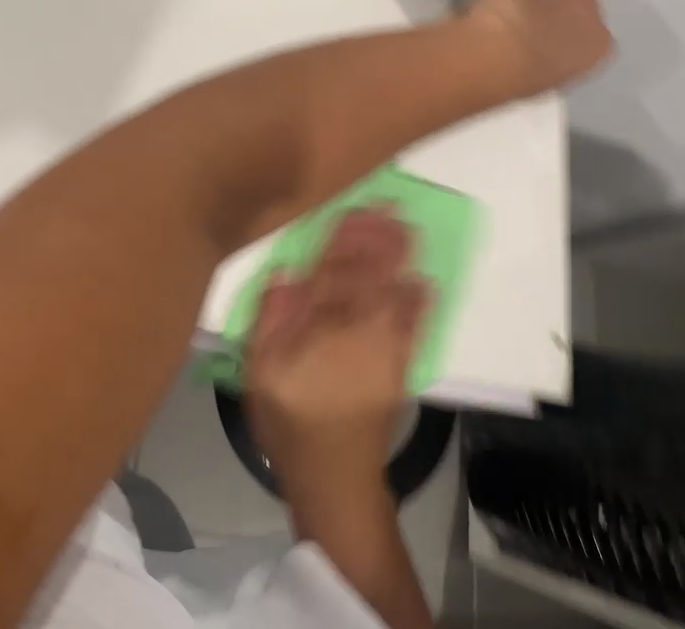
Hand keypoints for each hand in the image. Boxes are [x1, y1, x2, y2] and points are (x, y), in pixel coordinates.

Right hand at [246, 209, 429, 502]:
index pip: (334, 271)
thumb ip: (272, 319)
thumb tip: (290, 272)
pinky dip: (422, 300)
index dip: (343, 239)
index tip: (349, 210)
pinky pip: (417, 325)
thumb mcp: (260, 372)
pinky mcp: (403, 367)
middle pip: (373, 275)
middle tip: (386, 208)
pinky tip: (424, 281)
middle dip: (379, 239)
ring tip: (405, 228)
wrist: (335, 476)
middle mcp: (362, 331)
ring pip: (397, 292)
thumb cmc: (289, 421)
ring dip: (402, 258)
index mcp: (323, 328)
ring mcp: (389, 349)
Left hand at [461, 0, 612, 97]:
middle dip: (565, 3)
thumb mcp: (552, 80)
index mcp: (599, 42)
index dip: (575, 30)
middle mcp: (588, 7)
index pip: (596, 32)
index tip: (558, 36)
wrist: (492, 56)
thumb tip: (555, 55)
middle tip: (540, 12)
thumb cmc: (520, 80)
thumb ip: (565, 61)